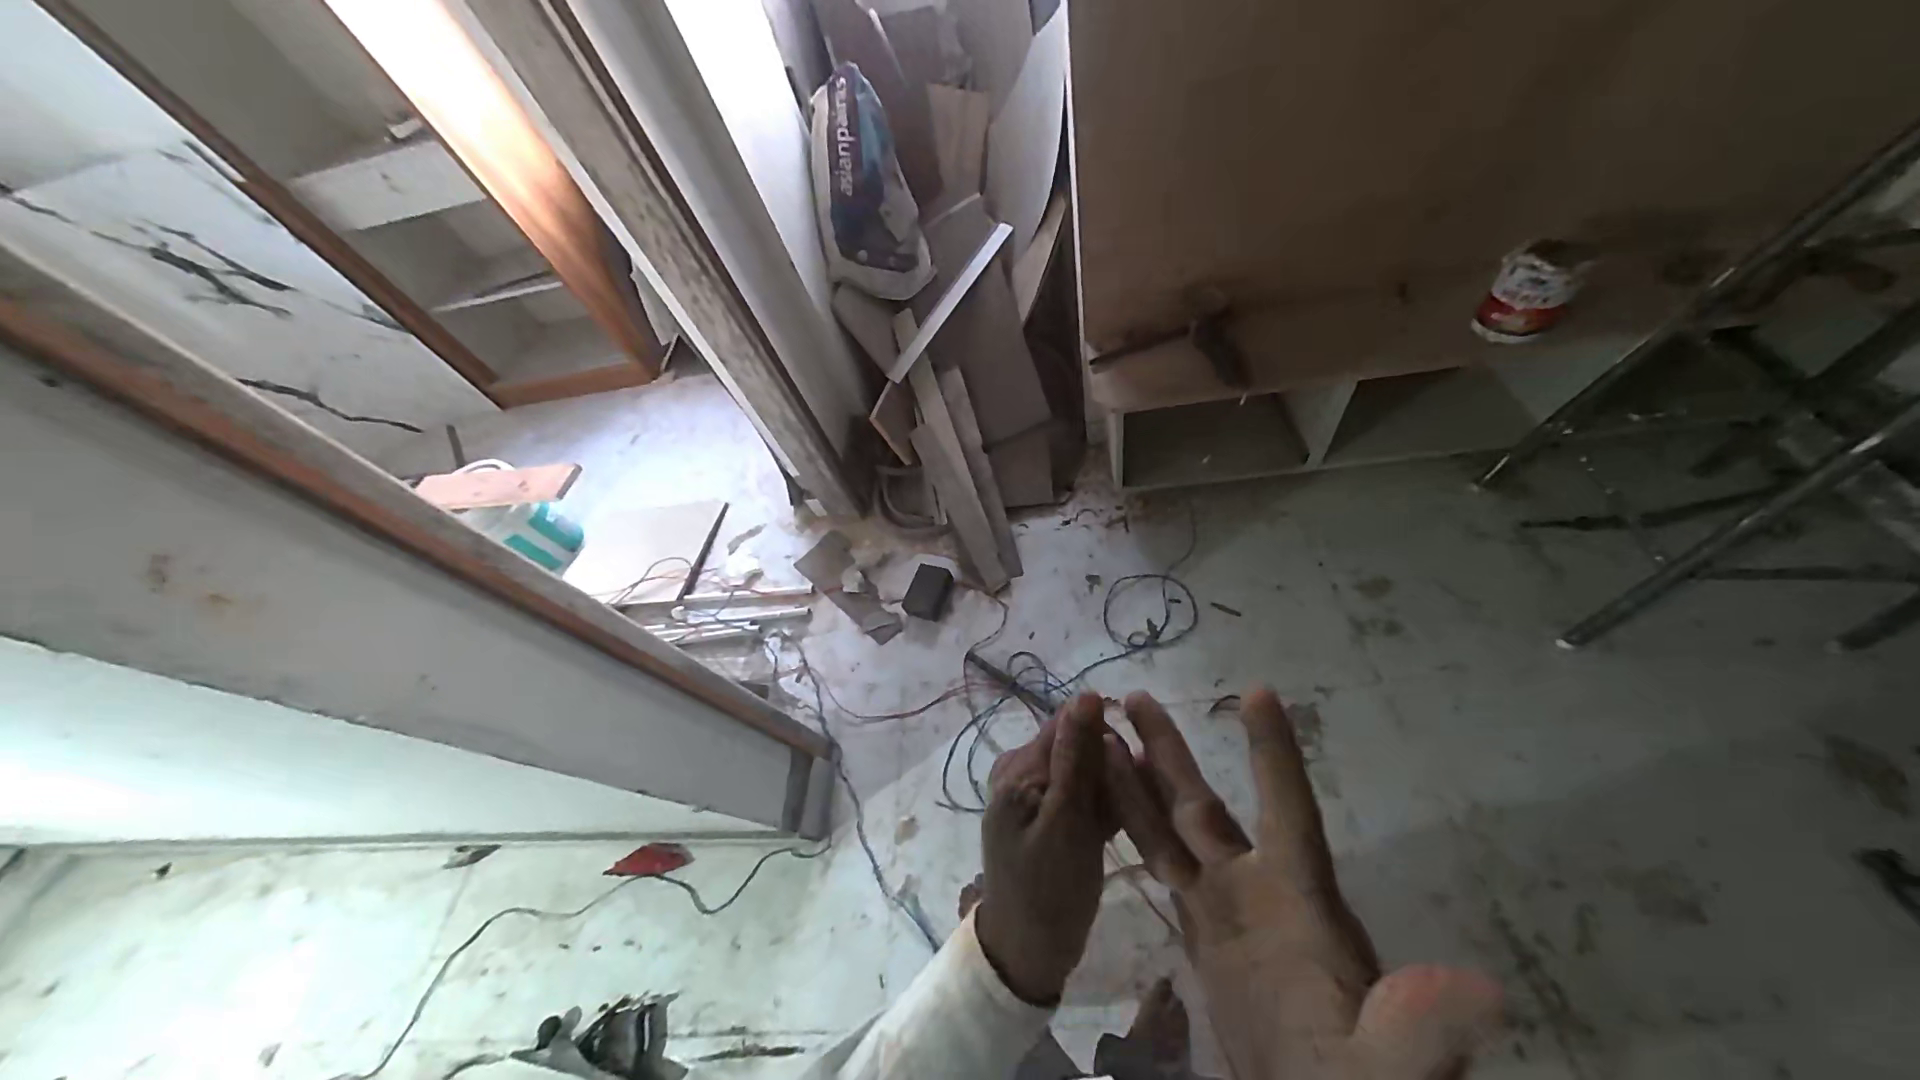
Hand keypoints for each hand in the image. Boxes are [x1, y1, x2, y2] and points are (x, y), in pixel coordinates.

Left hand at [975, 692, 1113, 1004]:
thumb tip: (1085, 694)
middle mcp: (1021, 771)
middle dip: (1110, 770)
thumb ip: (1075, 758)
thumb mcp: (1067, 822)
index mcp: (1018, 768)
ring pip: (1084, 773)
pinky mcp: (1048, 816)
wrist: (1029, 951)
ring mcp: (1034, 795)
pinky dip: (1102, 808)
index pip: (1068, 724)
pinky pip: (1080, 795)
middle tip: (1132, 812)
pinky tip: (1118, 831)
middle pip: (1078, 747)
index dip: (1106, 740)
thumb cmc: (1048, 890)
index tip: (1136, 771)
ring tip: (1128, 825)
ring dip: (1111, 791)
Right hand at [1105, 687, 1501, 1078]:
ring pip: (1171, 827)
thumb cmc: (1349, 1077)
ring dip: (1137, 782)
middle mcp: (1256, 885)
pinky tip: (1107, 803)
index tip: (1258, 691)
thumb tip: (1477, 994)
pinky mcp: (1199, 929)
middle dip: (1171, 750)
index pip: (1287, 806)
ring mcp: (1223, 906)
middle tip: (1138, 698)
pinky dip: (1132, 828)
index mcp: (1300, 895)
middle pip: (1203, 803)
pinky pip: (1158, 863)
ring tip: (1104, 738)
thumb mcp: (1388, 1065)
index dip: (1274, 751)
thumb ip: (1417, 1030)